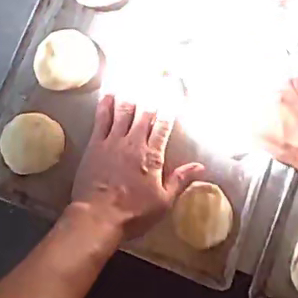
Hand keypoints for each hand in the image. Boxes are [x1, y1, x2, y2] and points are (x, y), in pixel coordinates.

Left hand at [69, 92, 203, 242]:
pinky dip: (106, 105)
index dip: (170, 108)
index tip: (174, 93)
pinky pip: (101, 119)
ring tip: (134, 81)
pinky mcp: (95, 145)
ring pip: (124, 111)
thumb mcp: (164, 201)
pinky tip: (109, 95)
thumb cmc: (134, 213)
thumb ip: (181, 180)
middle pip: (145, 113)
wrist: (97, 218)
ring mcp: (113, 141)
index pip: (164, 124)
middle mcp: (134, 142)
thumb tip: (201, 167)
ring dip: (130, 96)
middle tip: (156, 79)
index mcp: (152, 155)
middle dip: (152, 95)